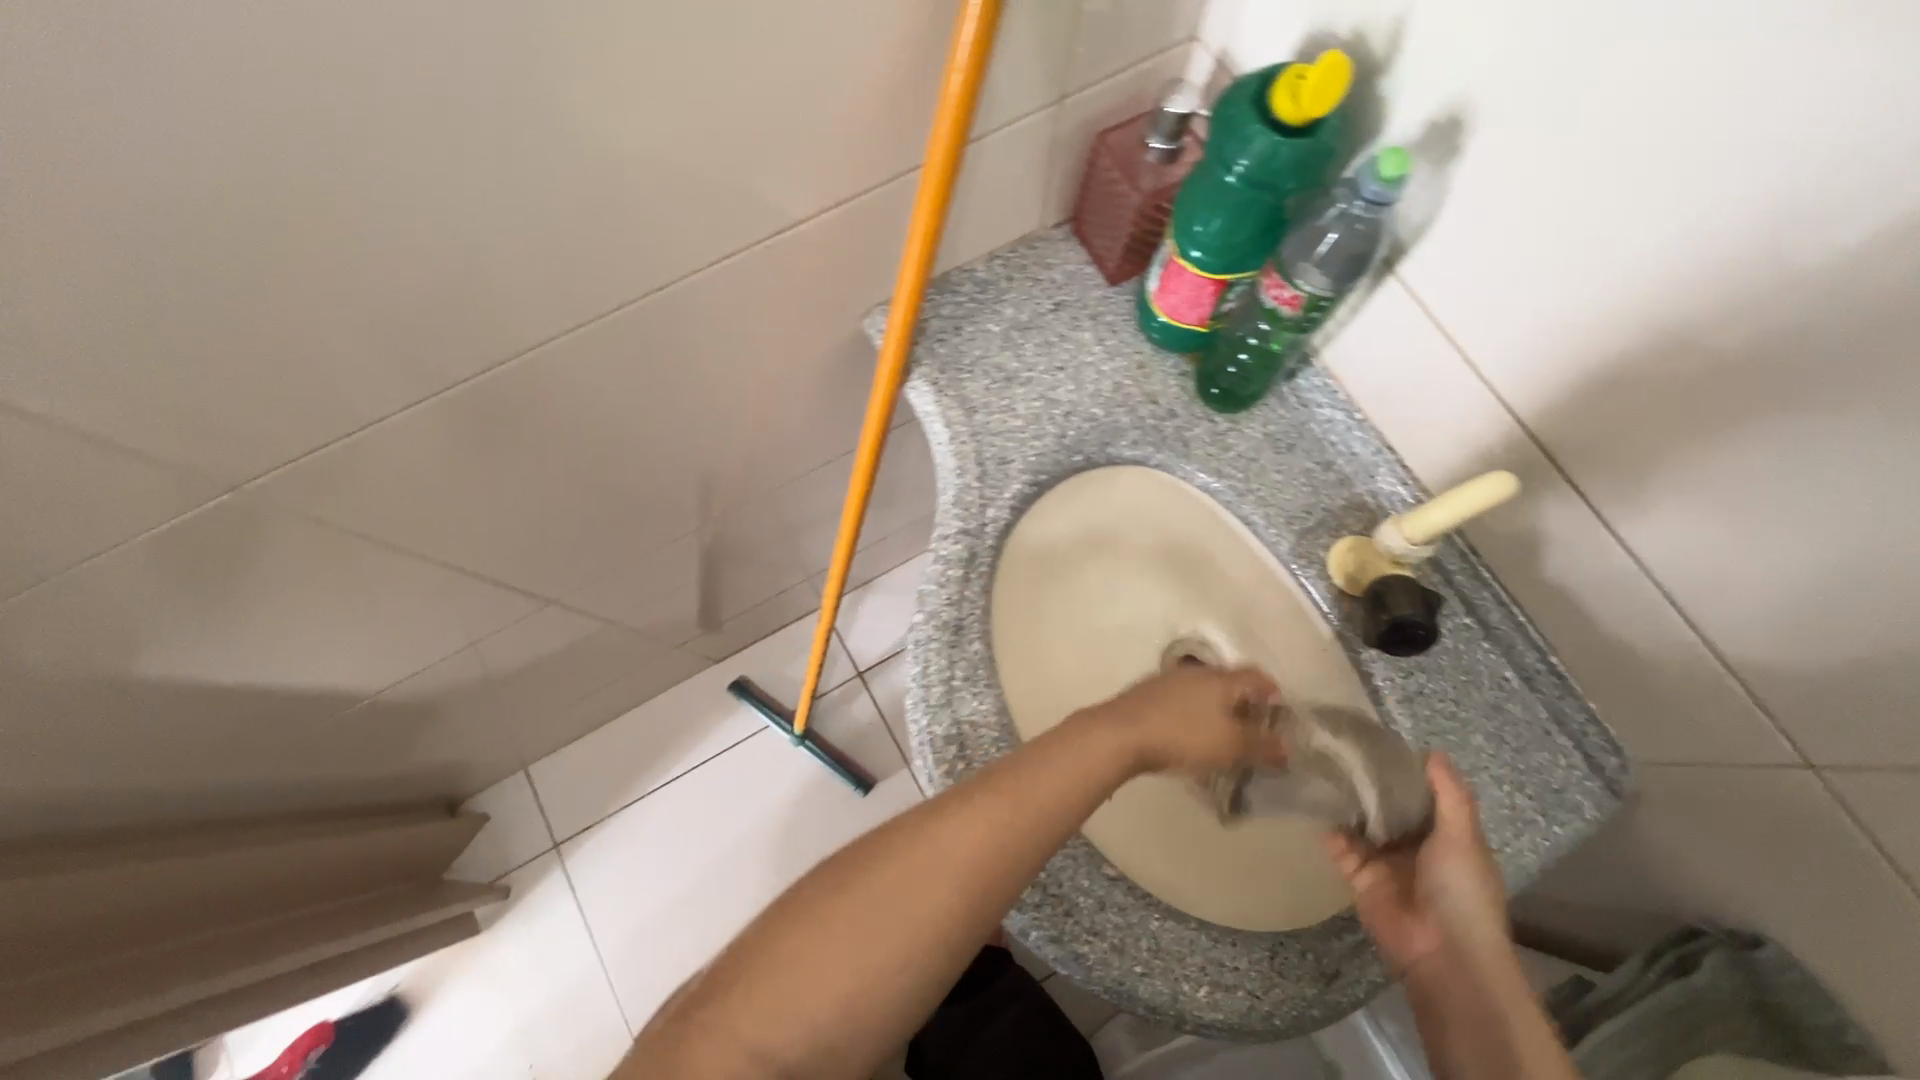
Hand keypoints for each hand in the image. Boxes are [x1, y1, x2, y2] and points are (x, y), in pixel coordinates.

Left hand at [1077, 665, 1284, 778]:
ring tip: (1219, 735)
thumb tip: (1287, 748)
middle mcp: (1196, 672)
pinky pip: (1179, 701)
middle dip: (1242, 702)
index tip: (1278, 711)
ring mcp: (1167, 680)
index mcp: (1222, 679)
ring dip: (1214, 709)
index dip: (1271, 692)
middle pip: (1228, 681)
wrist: (1120, 733)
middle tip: (1251, 727)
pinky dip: (1191, 714)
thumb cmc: (1183, 736)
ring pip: (1202, 691)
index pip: (1256, 675)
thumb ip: (1262, 746)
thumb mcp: (1231, 746)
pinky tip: (1186, 736)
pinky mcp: (1146, 694)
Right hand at [1325, 754, 1512, 978]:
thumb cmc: (1461, 889)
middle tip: (1340, 750)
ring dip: (1347, 805)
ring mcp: (1386, 863)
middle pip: (1389, 808)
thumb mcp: (1463, 836)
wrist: (1442, 952)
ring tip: (1321, 770)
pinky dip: (1329, 831)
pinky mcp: (1360, 879)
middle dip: (1369, 785)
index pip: (1423, 796)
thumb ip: (1449, 795)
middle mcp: (1416, 846)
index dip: (1404, 772)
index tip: (1379, 742)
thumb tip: (1432, 752)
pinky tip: (1314, 805)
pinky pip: (1341, 850)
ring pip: (1362, 826)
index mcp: (1447, 836)